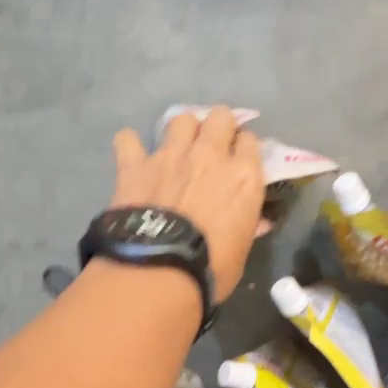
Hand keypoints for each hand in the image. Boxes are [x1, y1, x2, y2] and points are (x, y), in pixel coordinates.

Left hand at [109, 106, 265, 302]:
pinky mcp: (136, 165)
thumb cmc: (212, 268)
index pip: (251, 142)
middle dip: (218, 126)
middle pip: (220, 117)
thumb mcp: (242, 249)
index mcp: (243, 177)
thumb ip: (249, 226)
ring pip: (181, 119)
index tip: (240, 160)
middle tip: (213, 145)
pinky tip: (133, 155)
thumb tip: (259, 222)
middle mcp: (210, 156)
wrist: (161, 270)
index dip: (245, 149)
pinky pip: (128, 139)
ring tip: (179, 147)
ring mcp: (171, 156)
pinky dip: (130, 145)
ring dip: (182, 130)